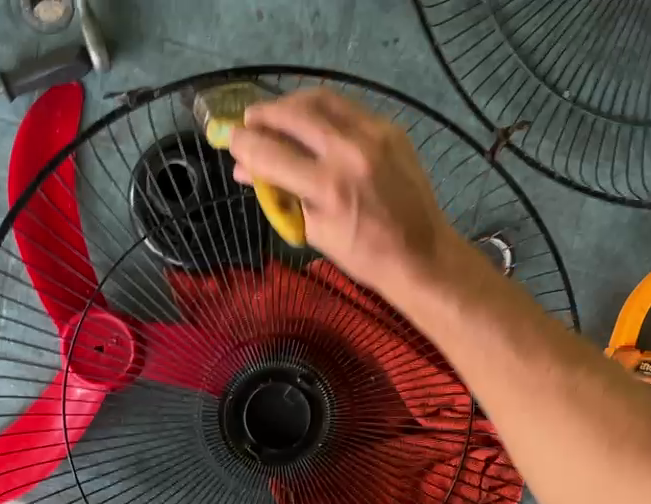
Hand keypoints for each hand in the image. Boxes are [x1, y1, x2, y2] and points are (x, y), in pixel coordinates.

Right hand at [227, 88, 465, 292]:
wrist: (421, 254)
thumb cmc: (363, 256)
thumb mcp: (314, 231)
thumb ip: (279, 196)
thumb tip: (244, 171)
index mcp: (328, 186)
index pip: (271, 152)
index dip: (244, 144)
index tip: (230, 139)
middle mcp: (350, 151)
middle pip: (294, 114)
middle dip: (264, 114)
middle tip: (247, 121)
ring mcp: (374, 134)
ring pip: (321, 100)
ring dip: (291, 104)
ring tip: (275, 115)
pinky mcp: (390, 128)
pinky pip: (347, 108)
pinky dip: (322, 110)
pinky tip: (311, 122)